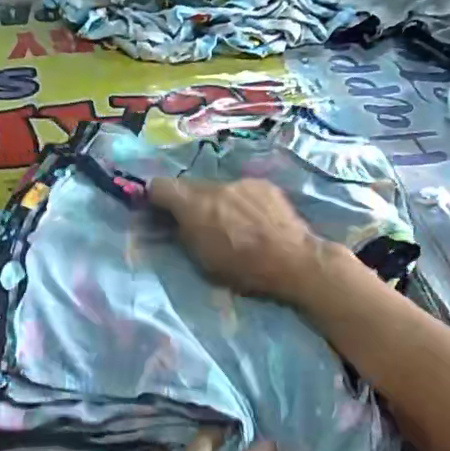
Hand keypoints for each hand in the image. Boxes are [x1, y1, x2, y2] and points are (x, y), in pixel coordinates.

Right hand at [148, 177, 337, 304]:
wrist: (293, 260)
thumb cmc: (244, 268)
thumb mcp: (202, 258)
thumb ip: (183, 234)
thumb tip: (172, 222)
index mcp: (194, 205)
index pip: (161, 186)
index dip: (156, 198)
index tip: (159, 210)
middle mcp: (215, 187)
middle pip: (191, 187)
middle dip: (189, 202)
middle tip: (198, 223)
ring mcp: (242, 183)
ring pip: (218, 189)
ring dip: (217, 202)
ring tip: (233, 225)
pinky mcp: (264, 185)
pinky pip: (242, 190)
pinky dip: (241, 202)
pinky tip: (254, 220)